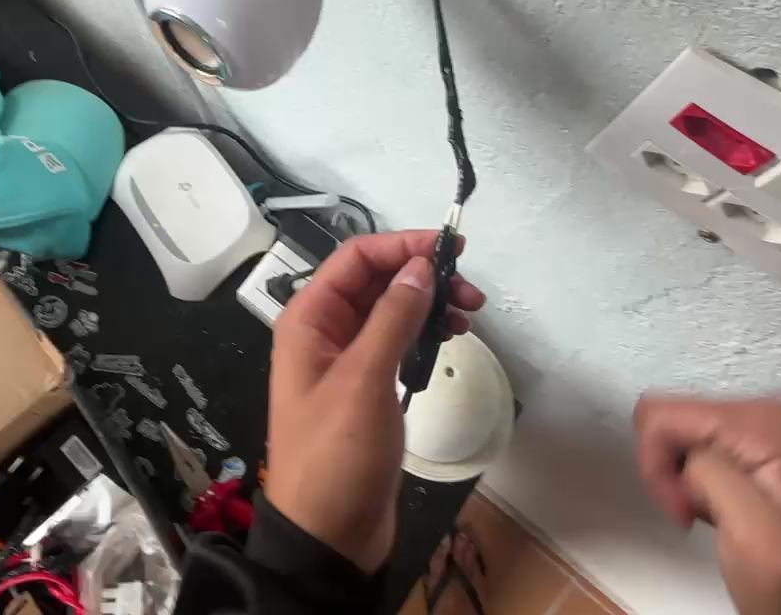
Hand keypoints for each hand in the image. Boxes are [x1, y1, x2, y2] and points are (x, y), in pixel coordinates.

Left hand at [266, 231, 486, 571]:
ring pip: (390, 309)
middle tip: (470, 289)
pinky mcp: (367, 383)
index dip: (400, 245)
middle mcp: (325, 329)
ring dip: (427, 304)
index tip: (448, 247)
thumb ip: (392, 318)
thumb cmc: (336, 454)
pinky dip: (422, 332)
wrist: (329, 536)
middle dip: (421, 275)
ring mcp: (346, 357)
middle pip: (375, 281)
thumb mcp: (363, 380)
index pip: (356, 259)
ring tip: (468, 313)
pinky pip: (395, 340)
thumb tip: (419, 267)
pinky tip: (448, 337)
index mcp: (309, 318)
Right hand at [634, 395, 780, 614]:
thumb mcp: (760, 538)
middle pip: (667, 416)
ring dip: (676, 476)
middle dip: (667, 469)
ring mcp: (757, 429)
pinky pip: (689, 444)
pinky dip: (688, 478)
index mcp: (763, 423)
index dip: (659, 465)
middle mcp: (762, 413)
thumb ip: (714, 476)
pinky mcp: (749, 447)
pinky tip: (714, 507)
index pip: (662, 413)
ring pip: (674, 430)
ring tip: (704, 515)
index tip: (682, 510)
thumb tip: (685, 454)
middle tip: (691, 513)